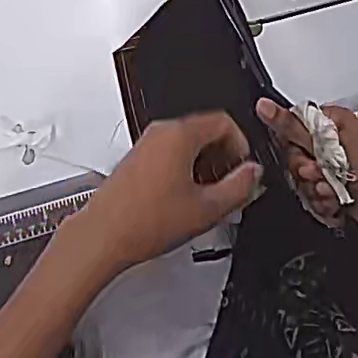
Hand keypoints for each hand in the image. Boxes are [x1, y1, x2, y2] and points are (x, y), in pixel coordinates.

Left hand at [67, 112, 261, 274]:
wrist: (104, 235)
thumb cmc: (144, 221)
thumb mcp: (207, 208)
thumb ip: (239, 187)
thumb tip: (252, 174)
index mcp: (179, 134)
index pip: (223, 121)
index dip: (241, 144)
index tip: (244, 167)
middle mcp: (160, 132)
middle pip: (205, 130)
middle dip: (223, 156)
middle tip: (231, 183)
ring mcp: (146, 144)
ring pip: (186, 142)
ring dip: (204, 163)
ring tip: (208, 196)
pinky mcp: (136, 158)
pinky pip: (169, 152)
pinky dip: (184, 168)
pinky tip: (185, 199)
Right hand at [255, 99, 357, 249]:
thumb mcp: (332, 148)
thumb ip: (293, 128)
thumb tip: (264, 106)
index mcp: (331, 123)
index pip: (290, 128)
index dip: (292, 147)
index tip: (305, 157)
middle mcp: (332, 144)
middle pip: (293, 157)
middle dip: (304, 174)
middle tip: (321, 176)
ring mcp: (335, 169)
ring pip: (301, 182)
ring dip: (314, 193)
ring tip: (333, 193)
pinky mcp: (336, 191)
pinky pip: (312, 199)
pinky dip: (322, 206)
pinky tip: (337, 205)